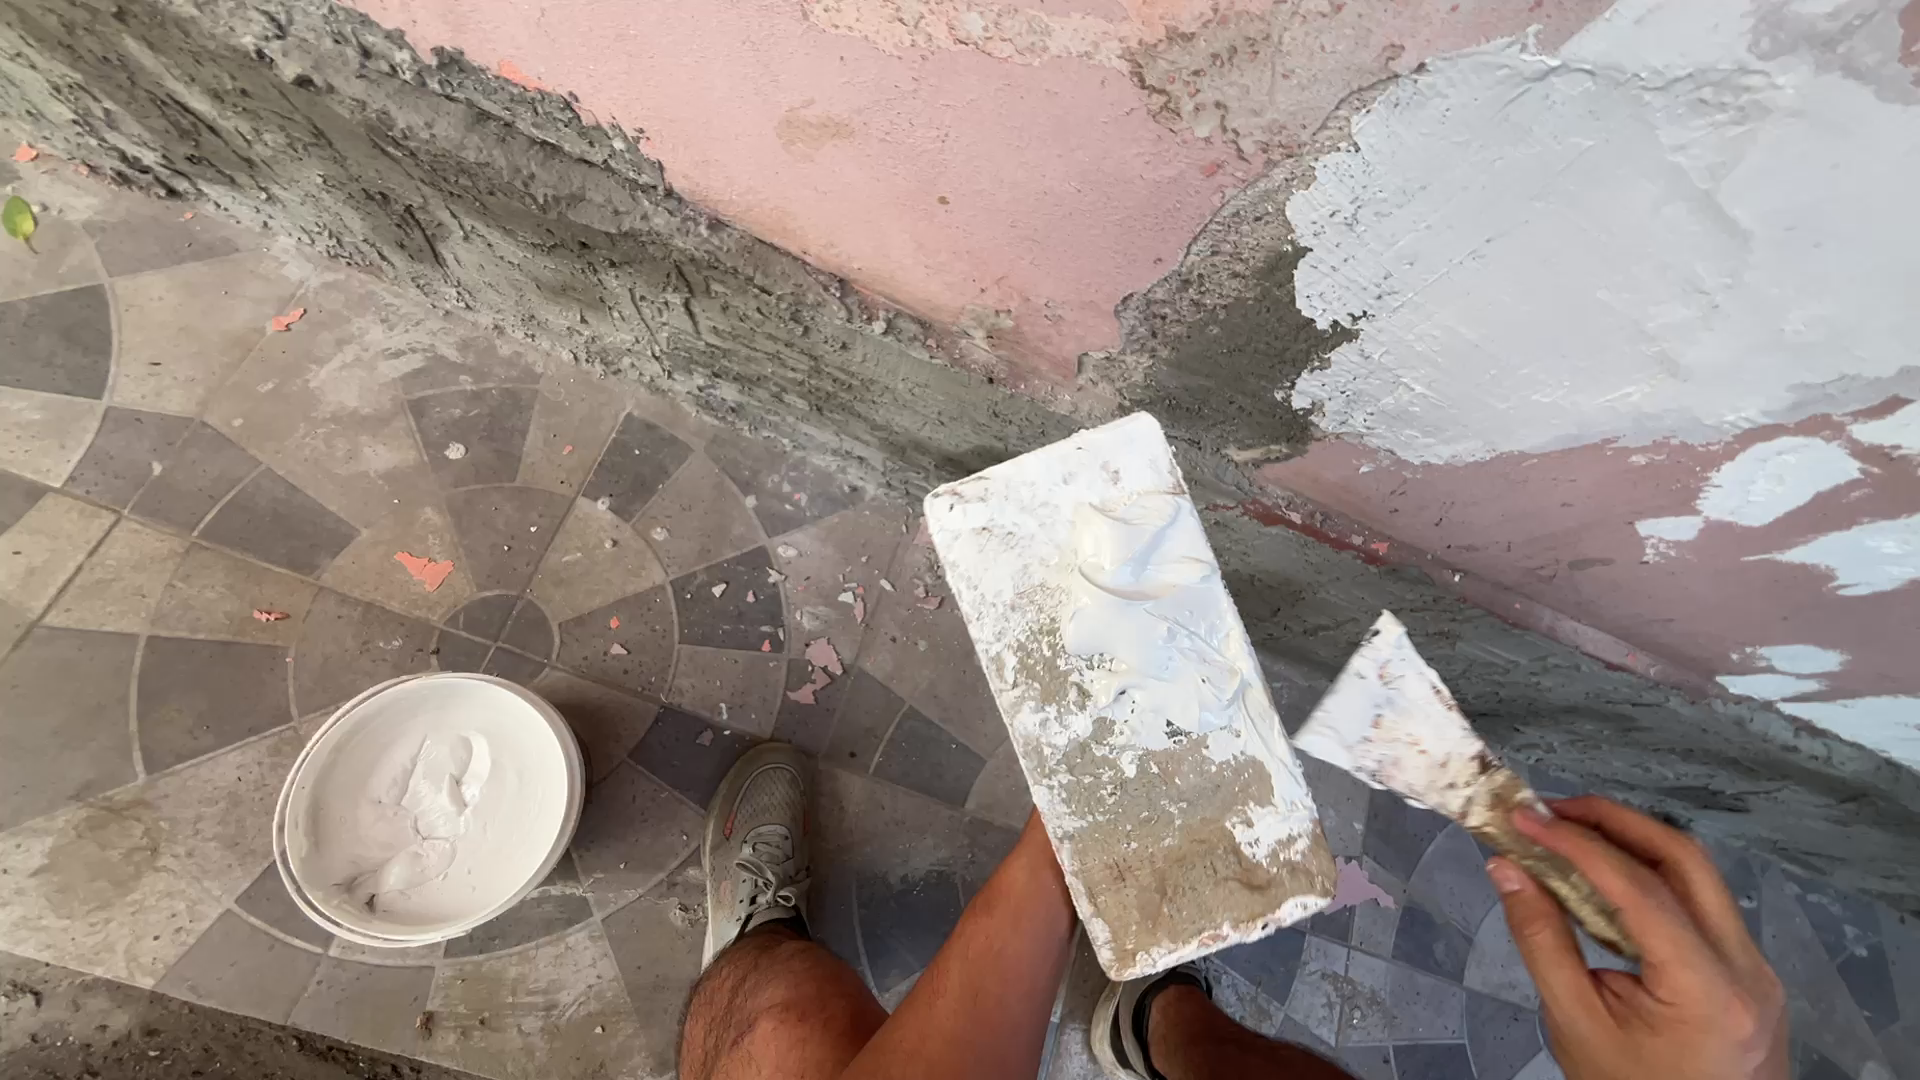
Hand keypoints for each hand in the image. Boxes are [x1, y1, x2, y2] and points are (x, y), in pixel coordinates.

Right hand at [1486, 796, 1787, 1079]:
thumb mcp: (1573, 1020)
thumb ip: (1539, 938)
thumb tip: (1505, 866)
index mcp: (1708, 989)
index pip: (1641, 889)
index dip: (1577, 842)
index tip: (1522, 817)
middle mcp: (1748, 968)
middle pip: (1685, 860)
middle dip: (1611, 819)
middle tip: (1548, 810)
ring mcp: (1754, 967)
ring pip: (1695, 873)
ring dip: (1626, 838)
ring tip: (1563, 831)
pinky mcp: (1744, 968)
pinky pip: (1694, 898)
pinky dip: (1640, 869)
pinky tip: (1595, 874)